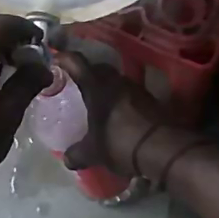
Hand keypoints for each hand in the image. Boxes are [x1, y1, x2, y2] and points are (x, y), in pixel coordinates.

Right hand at [59, 53, 206, 182]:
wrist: (164, 148)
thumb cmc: (120, 141)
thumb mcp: (94, 152)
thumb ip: (78, 153)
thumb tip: (66, 159)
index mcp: (96, 85)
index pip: (76, 62)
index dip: (64, 58)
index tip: (55, 59)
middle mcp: (115, 80)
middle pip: (98, 68)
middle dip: (87, 74)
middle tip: (77, 85)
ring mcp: (136, 87)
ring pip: (116, 80)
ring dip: (107, 87)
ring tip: (98, 102)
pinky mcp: (151, 99)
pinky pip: (130, 93)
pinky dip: (122, 100)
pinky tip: (119, 115)